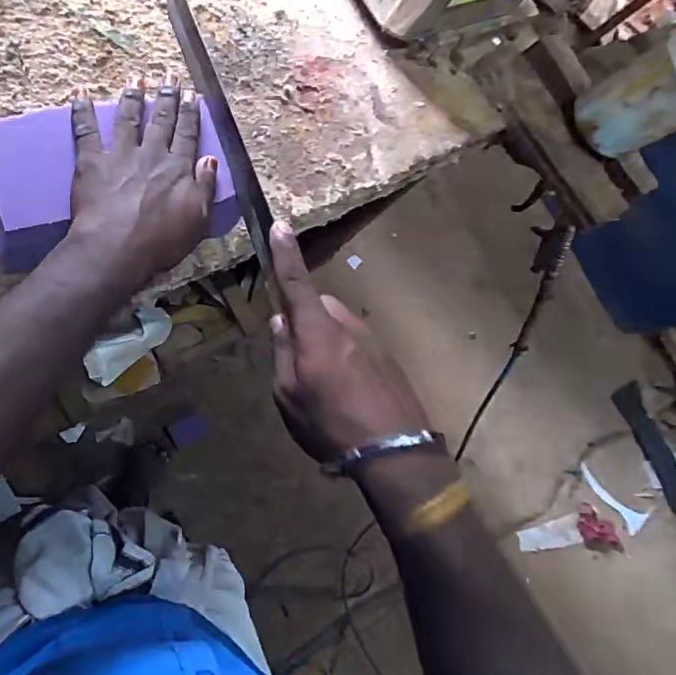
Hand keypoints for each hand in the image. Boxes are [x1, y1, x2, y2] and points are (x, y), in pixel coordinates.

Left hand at [66, 81, 216, 289]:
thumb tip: (211, 159)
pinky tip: (80, 92)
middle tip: (169, 76)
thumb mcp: (197, 220)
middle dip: (166, 97)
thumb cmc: (161, 242)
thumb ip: (205, 187)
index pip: (188, 135)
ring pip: (128, 119)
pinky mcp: (92, 163)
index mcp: (178, 170)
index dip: (190, 114)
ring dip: (132, 97)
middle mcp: (152, 155)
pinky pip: (85, 131)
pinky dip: (82, 110)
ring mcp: (120, 156)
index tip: (192, 94)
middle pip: (161, 121)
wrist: (117, 249)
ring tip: (136, 78)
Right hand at [267, 220, 433, 464]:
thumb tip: (280, 321)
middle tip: (297, 359)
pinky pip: (356, 344)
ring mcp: (371, 340)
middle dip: (305, 320)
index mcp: (317, 332)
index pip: (296, 283)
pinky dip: (344, 357)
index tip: (281, 225)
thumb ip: (282, 353)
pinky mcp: (387, 357)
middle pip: (318, 307)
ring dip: (325, 342)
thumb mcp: (289, 395)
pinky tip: (347, 392)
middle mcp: (347, 326)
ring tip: (324, 386)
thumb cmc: (330, 424)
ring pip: (338, 326)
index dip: (285, 255)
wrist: (395, 449)